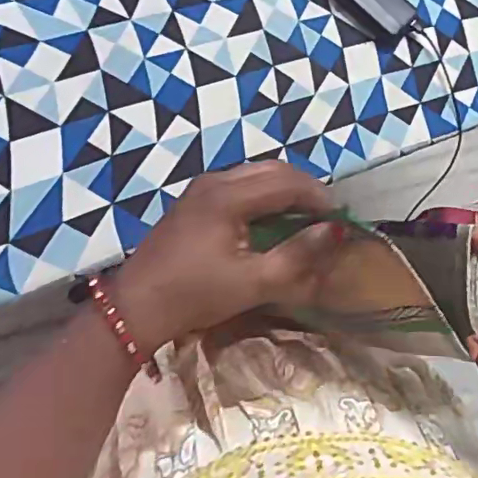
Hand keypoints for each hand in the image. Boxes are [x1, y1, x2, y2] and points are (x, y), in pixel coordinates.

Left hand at [108, 162, 343, 345]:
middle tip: (325, 217)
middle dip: (304, 189)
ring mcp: (201, 188)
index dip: (320, 197)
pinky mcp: (193, 201)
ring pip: (255, 174)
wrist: (136, 307)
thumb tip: (334, 231)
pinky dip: (264, 195)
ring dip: (284, 190)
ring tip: (303, 218)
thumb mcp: (253, 283)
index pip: (288, 182)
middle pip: (272, 170)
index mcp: (228, 196)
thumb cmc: (195, 295)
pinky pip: (239, 185)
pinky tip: (270, 221)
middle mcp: (215, 181)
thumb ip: (297, 256)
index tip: (341, 219)